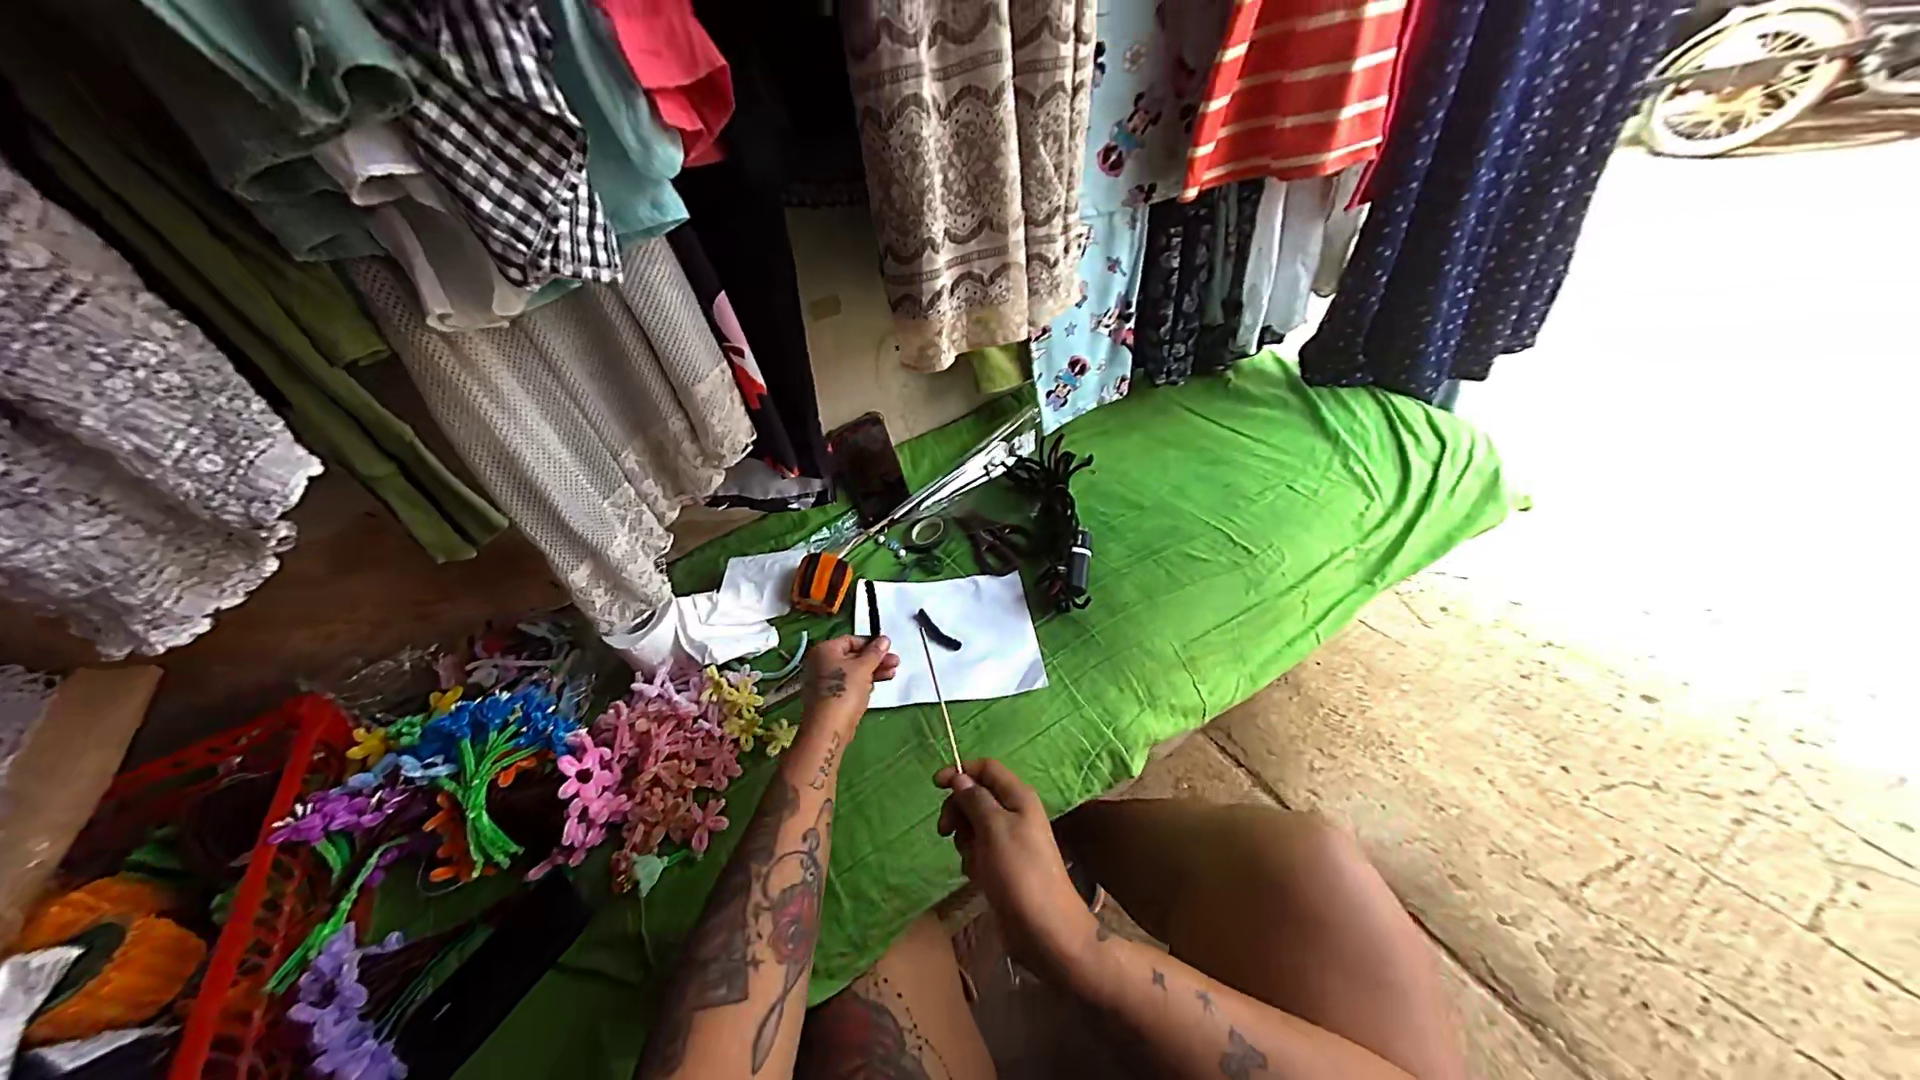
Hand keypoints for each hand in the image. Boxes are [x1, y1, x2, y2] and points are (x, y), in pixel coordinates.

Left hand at [802, 635, 898, 726]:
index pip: (851, 640)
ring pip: (852, 672)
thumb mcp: (864, 667)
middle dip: (875, 659)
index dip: (871, 643)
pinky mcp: (829, 697)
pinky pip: (849, 685)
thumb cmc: (844, 691)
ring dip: (873, 671)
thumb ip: (875, 652)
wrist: (829, 727)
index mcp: (824, 650)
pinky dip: (863, 683)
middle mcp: (820, 663)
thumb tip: (884, 640)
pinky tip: (877, 685)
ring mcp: (823, 682)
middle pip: (853, 656)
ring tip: (892, 674)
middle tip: (895, 662)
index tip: (888, 648)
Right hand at [934, 760, 1098, 981]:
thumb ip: (975, 799)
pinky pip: (978, 850)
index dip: (961, 772)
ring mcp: (1009, 840)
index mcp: (1018, 796)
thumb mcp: (994, 828)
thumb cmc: (1020, 872)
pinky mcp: (1003, 865)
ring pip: (973, 825)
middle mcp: (1014, 813)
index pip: (986, 769)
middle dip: (958, 811)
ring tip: (973, 860)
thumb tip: (960, 778)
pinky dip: (972, 859)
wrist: (1044, 928)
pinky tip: (977, 875)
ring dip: (965, 840)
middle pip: (976, 796)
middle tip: (946, 830)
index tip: (936, 785)